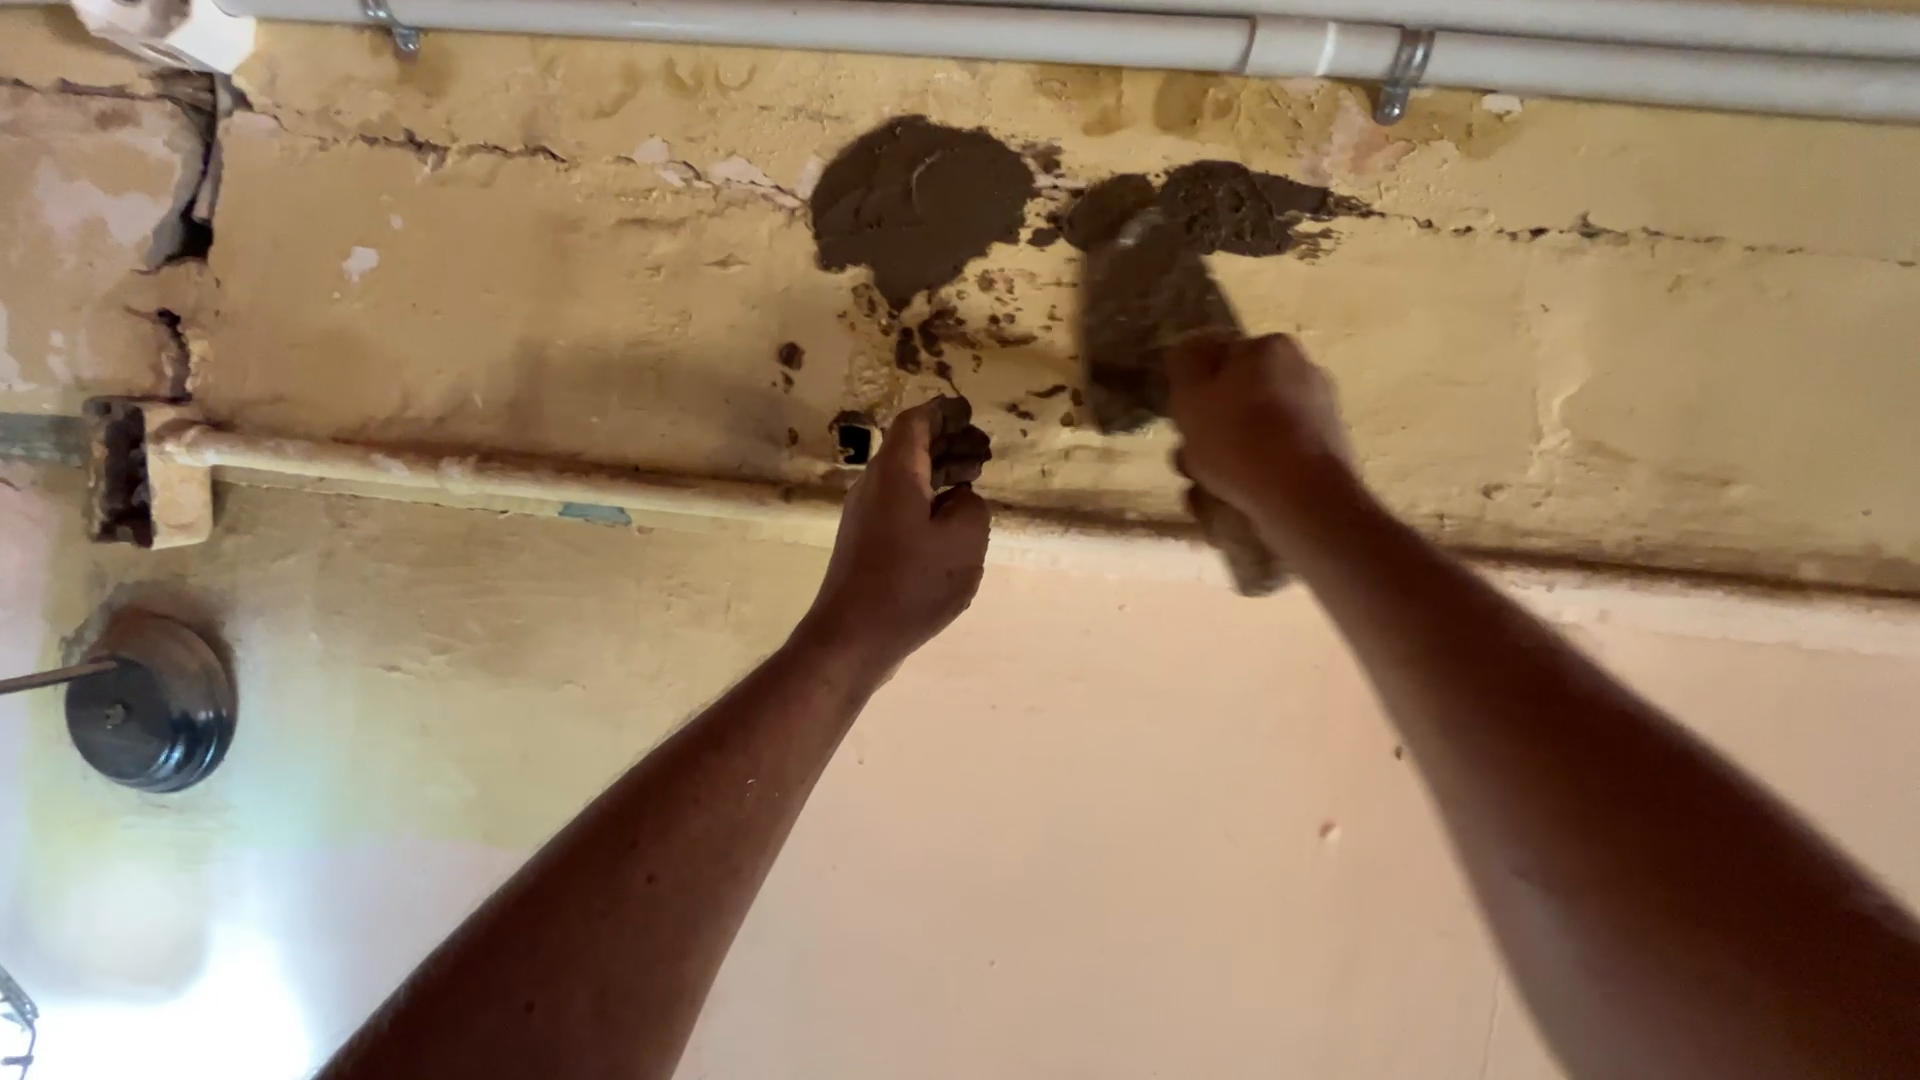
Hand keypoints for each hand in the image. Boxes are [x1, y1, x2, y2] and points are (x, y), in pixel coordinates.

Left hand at [798, 397, 991, 675]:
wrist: (852, 636)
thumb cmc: (910, 584)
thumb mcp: (963, 542)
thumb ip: (972, 509)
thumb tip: (962, 501)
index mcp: (895, 474)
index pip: (916, 423)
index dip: (944, 413)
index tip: (970, 413)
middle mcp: (874, 486)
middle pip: (910, 448)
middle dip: (948, 442)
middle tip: (983, 449)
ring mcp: (866, 516)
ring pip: (907, 478)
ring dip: (940, 471)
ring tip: (974, 477)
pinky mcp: (867, 543)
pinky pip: (902, 503)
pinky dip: (929, 498)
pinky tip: (951, 519)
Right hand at [1168, 334, 1358, 530]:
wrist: (1303, 497)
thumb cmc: (1237, 441)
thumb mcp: (1190, 397)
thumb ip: (1184, 363)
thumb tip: (1190, 347)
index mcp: (1269, 348)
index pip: (1219, 360)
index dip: (1194, 392)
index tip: (1182, 422)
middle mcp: (1303, 370)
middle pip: (1239, 399)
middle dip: (1212, 429)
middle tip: (1190, 460)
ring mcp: (1322, 413)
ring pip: (1256, 433)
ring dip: (1229, 457)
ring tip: (1207, 489)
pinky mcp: (1329, 453)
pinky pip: (1278, 459)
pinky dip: (1256, 475)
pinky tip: (1238, 500)